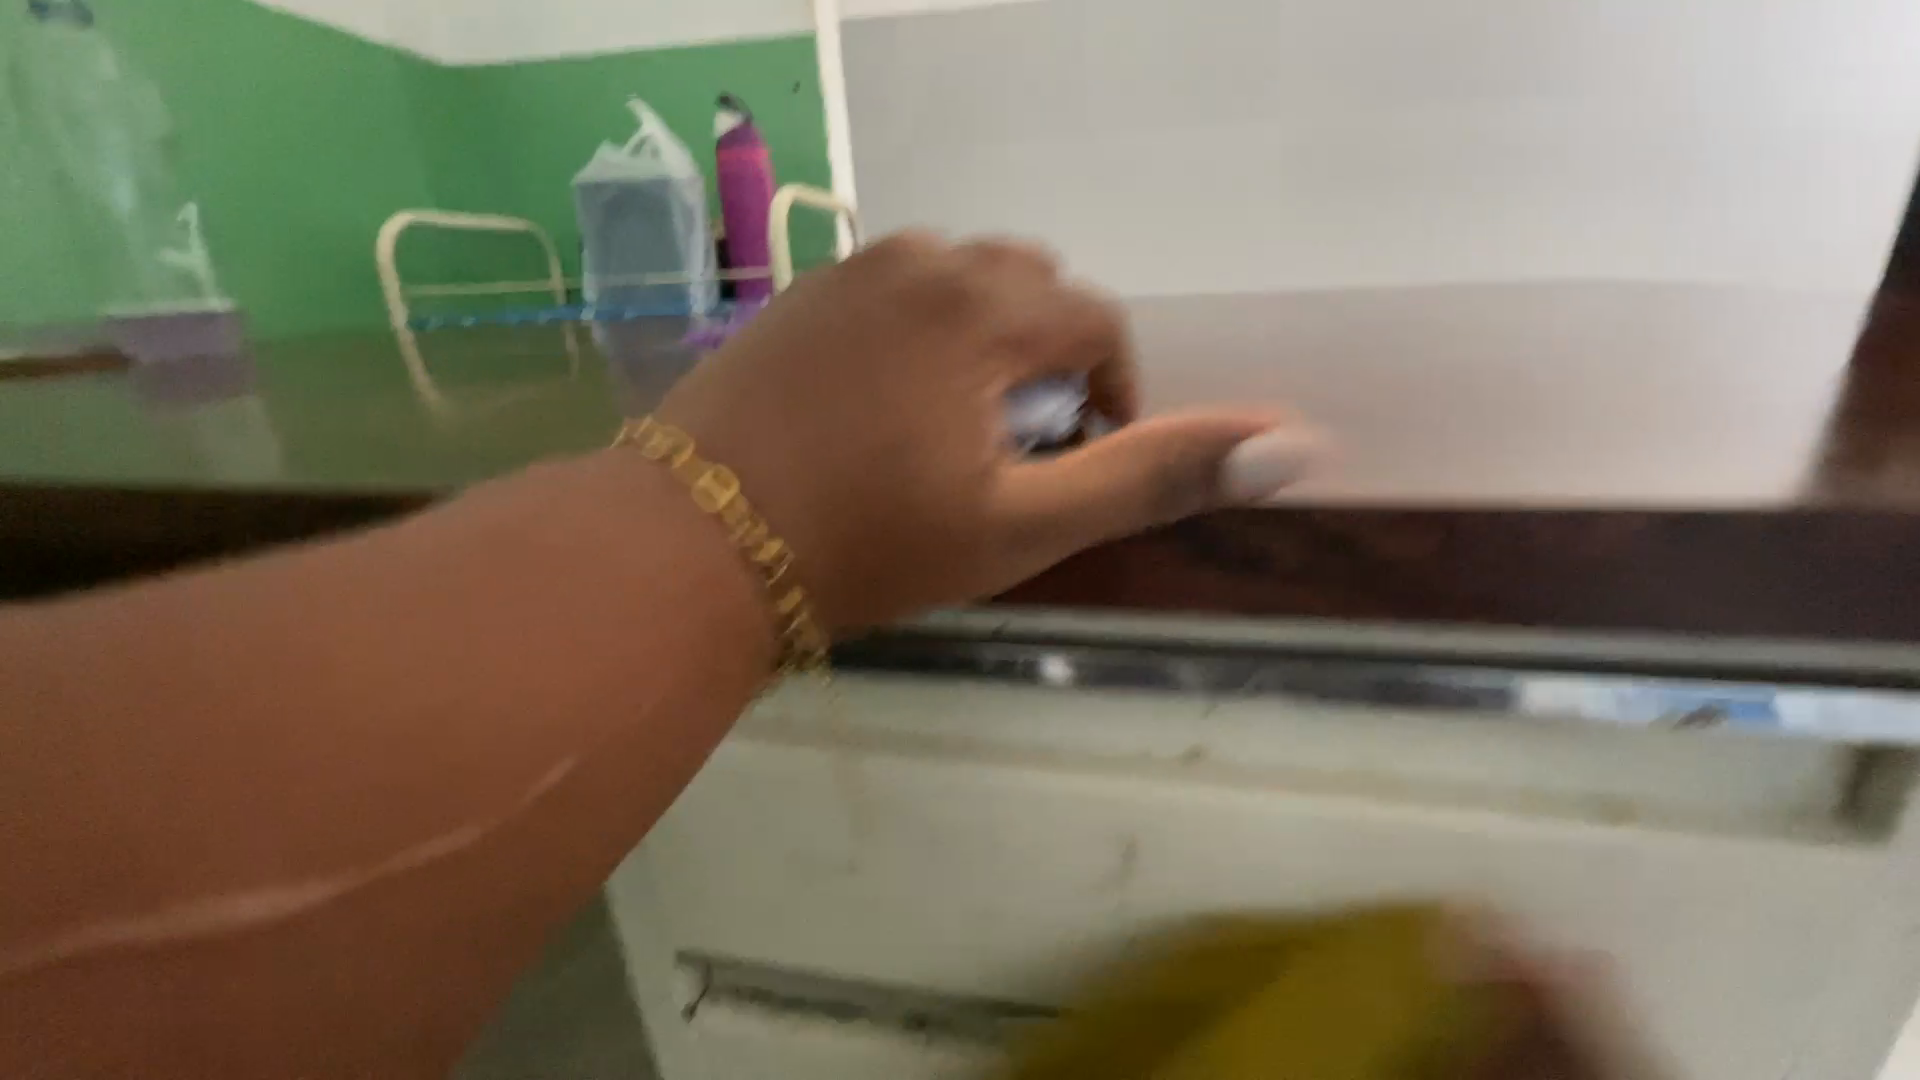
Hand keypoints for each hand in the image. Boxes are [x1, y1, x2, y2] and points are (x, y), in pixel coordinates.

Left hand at [658, 233, 1313, 632]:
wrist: (689, 546)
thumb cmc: (866, 544)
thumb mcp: (1022, 526)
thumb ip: (1150, 477)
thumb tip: (1295, 444)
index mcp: (980, 305)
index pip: (1095, 323)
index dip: (1109, 395)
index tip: (1078, 461)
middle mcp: (916, 260)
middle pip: (1029, 291)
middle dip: (1046, 364)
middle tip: (1013, 452)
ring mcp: (845, 273)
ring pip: (959, 286)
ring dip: (984, 346)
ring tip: (953, 433)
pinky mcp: (796, 299)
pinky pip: (892, 296)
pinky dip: (919, 339)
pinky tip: (883, 412)